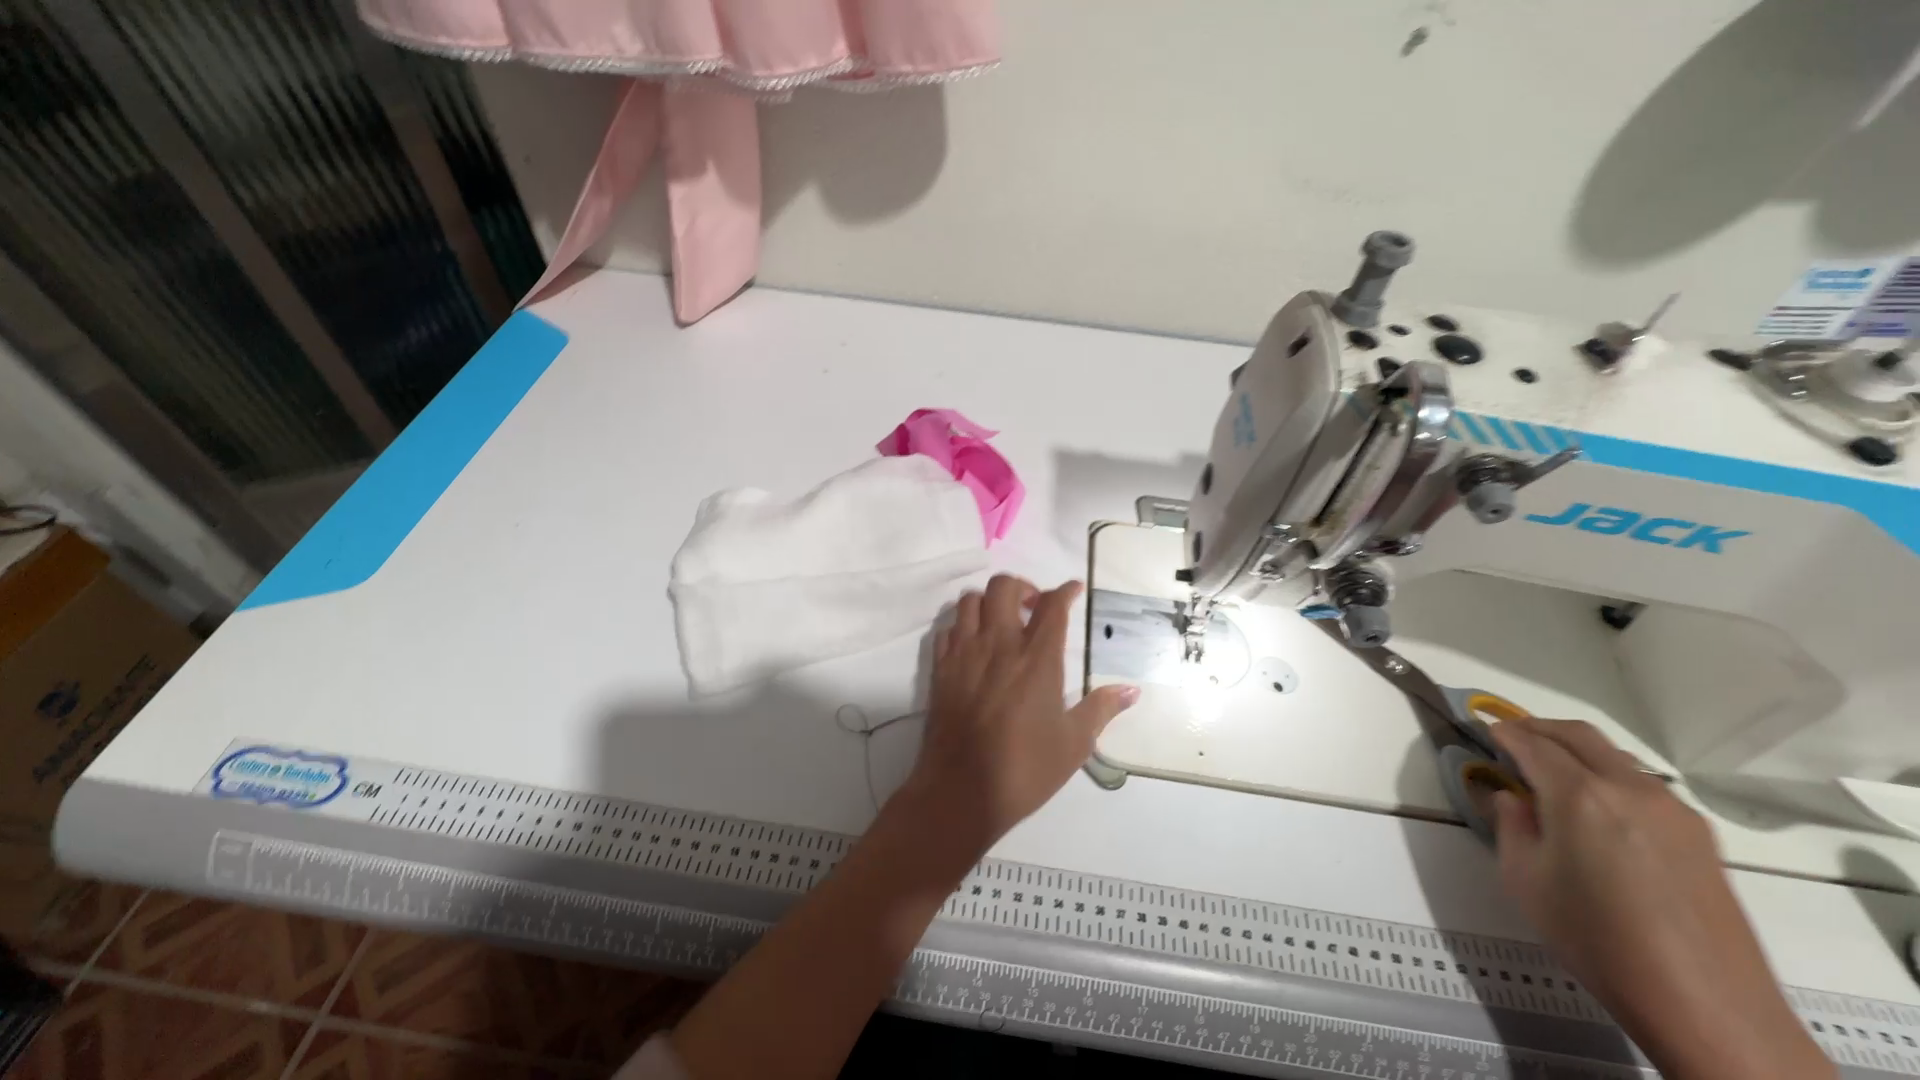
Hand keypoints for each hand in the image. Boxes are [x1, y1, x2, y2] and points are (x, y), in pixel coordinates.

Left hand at [889, 575, 1138, 867]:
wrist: (961, 791)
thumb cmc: (1025, 769)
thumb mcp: (1074, 743)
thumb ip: (1101, 709)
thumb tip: (1131, 690)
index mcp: (1037, 659)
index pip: (1053, 606)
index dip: (1065, 591)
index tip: (1073, 590)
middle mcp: (998, 646)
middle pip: (1003, 587)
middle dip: (1023, 587)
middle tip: (1035, 608)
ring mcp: (963, 655)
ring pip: (969, 601)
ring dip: (988, 602)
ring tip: (1002, 623)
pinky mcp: (939, 670)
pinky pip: (947, 630)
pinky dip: (962, 627)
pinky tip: (973, 646)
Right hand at [1489, 718, 1834, 1079]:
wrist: (1704, 1001)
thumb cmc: (1597, 940)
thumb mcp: (1527, 883)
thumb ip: (1513, 827)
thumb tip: (1514, 797)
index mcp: (1580, 796)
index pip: (1534, 744)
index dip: (1505, 733)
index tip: (1484, 730)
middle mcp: (1629, 788)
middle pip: (1579, 735)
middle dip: (1540, 728)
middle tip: (1512, 737)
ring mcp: (1672, 808)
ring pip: (1614, 757)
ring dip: (1576, 750)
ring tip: (1551, 771)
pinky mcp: (1698, 833)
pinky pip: (1642, 785)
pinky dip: (1608, 776)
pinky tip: (1597, 809)